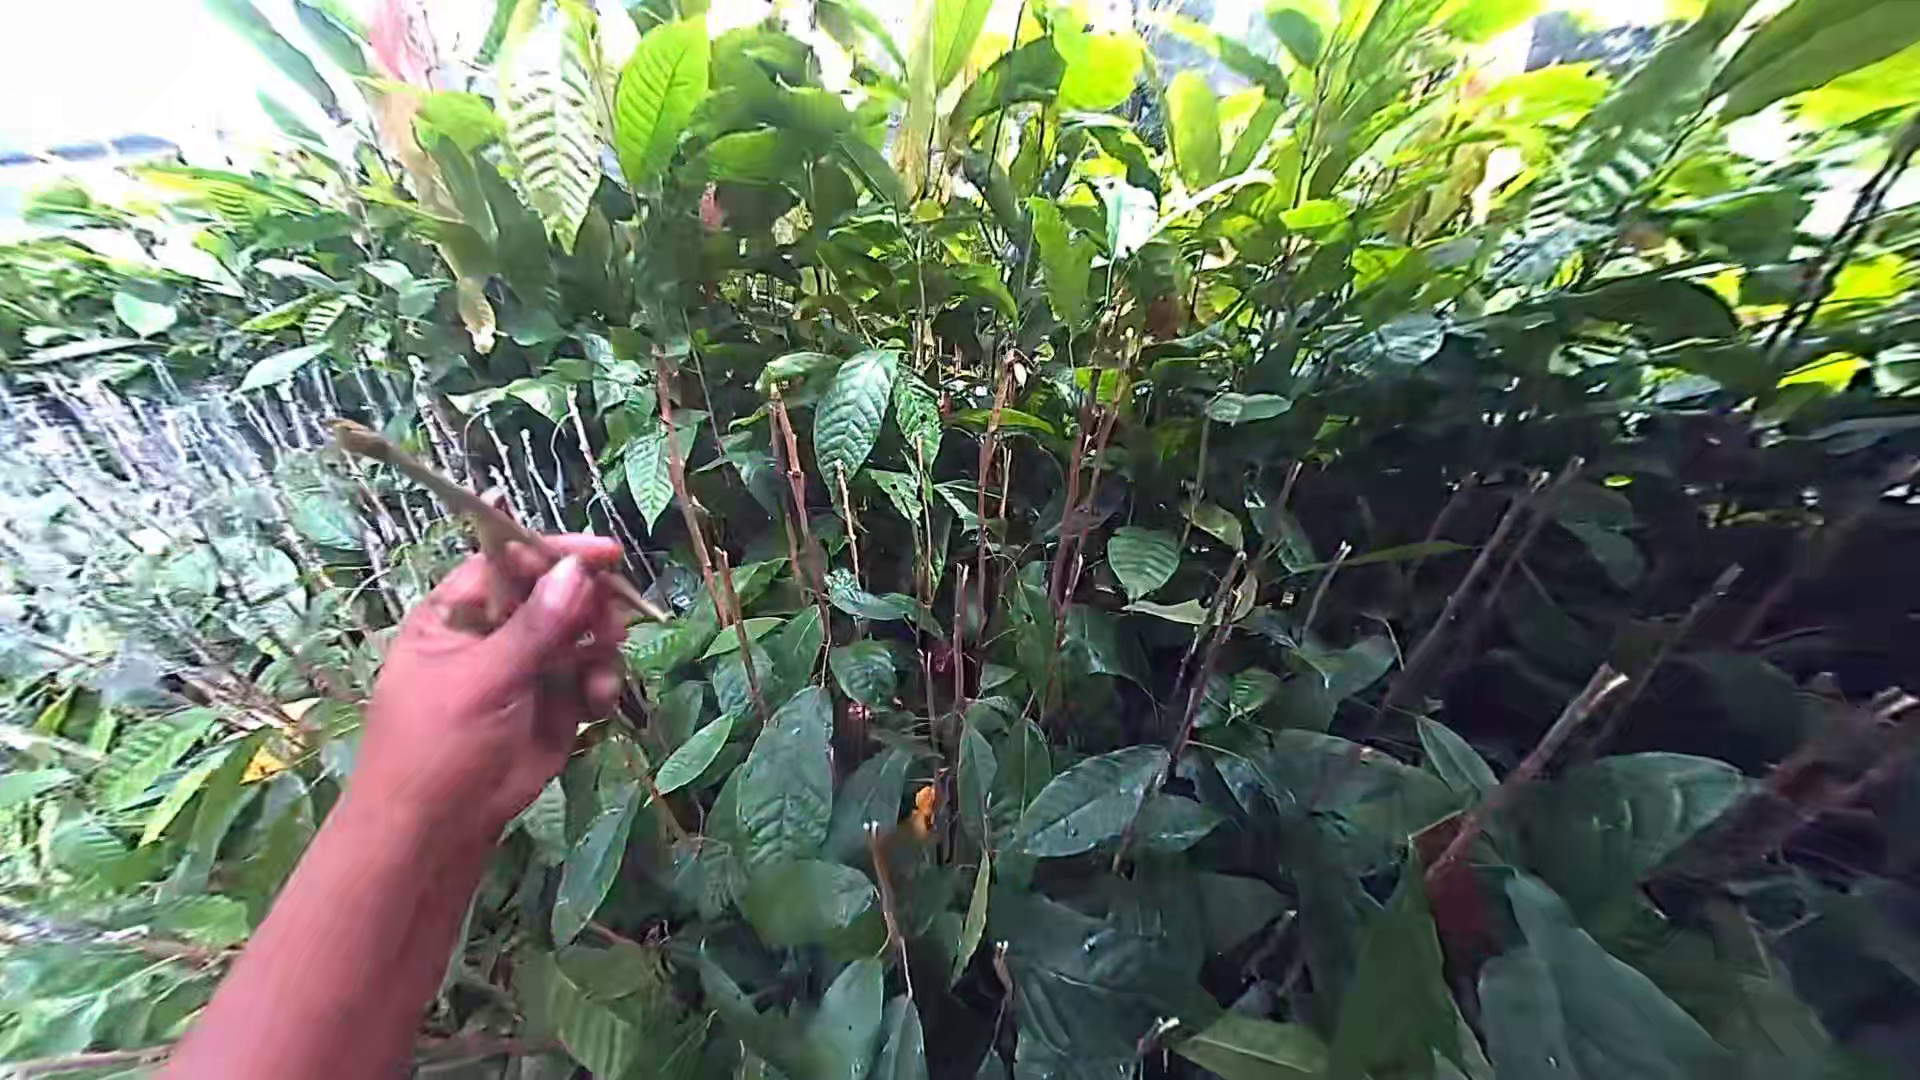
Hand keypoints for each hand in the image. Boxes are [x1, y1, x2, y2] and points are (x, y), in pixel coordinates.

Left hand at [349, 534, 629, 839]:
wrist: (441, 827)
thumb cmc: (437, 747)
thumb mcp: (483, 680)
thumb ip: (535, 625)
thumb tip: (577, 570)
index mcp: (461, 613)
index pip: (512, 560)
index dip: (558, 553)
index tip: (608, 554)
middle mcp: (502, 629)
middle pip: (563, 591)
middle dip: (593, 607)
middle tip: (611, 628)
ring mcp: (535, 661)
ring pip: (589, 631)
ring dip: (604, 650)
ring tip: (597, 680)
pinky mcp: (562, 692)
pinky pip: (599, 670)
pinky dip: (604, 684)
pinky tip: (595, 706)